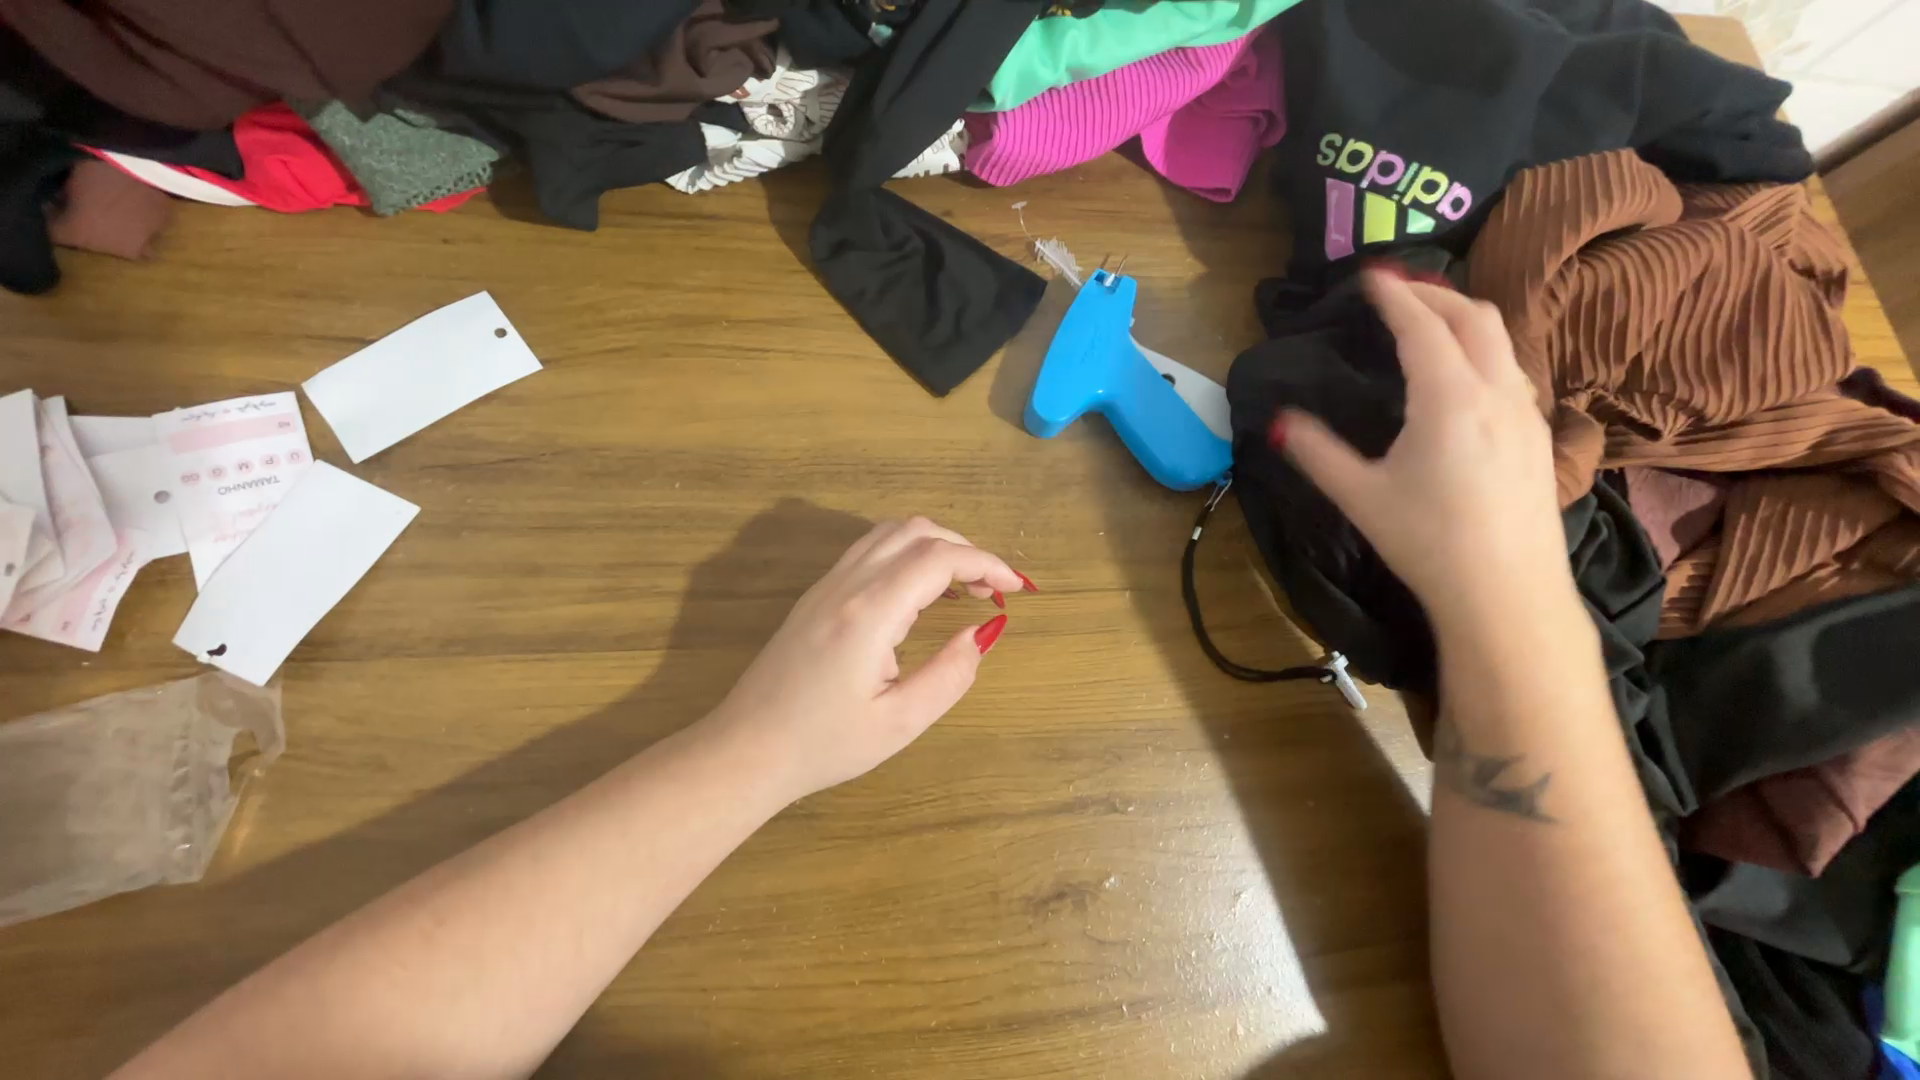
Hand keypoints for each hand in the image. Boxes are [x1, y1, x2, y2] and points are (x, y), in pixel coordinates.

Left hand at [698, 517, 1027, 802]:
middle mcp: (847, 584)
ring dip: (934, 547)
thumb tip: (983, 633)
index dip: (986, 563)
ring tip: (963, 588)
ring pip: (890, 534)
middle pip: (916, 531)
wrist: (747, 749)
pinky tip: (920, 594)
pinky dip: (907, 555)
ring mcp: (827, 585)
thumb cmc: (824, 744)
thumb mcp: (900, 723)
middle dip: (965, 550)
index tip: (1015, 589)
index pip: (938, 558)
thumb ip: (950, 674)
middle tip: (993, 590)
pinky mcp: (816, 596)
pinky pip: (870, 551)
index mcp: (870, 612)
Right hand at [1276, 269, 1573, 628]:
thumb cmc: (1427, 542)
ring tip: (1431, 319)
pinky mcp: (1538, 437)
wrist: (1506, 592)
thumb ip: (1317, 453)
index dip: (1394, 295)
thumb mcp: (1360, 496)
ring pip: (1501, 340)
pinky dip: (1483, 349)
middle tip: (1397, 286)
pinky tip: (1465, 374)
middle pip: (1473, 316)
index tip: (1369, 275)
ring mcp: (1525, 413)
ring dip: (1463, 317)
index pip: (1422, 327)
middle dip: (1434, 292)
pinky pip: (1512, 369)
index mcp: (1449, 399)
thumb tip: (1279, 420)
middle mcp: (1496, 391)